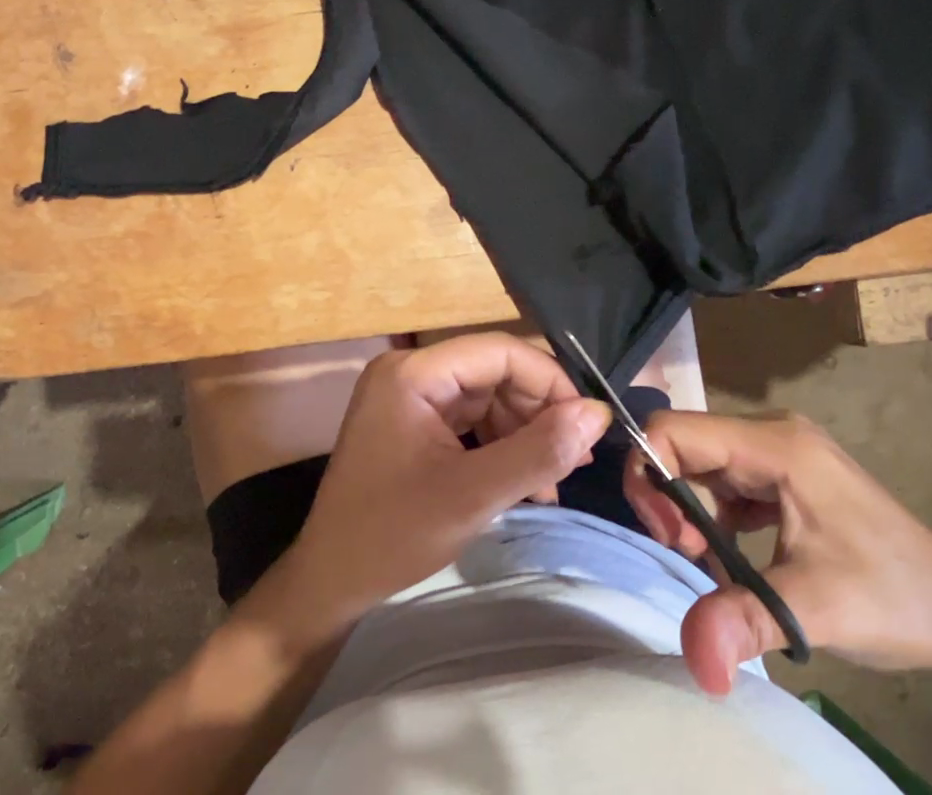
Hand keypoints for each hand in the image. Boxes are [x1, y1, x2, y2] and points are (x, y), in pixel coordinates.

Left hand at [280, 333, 611, 620]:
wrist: (333, 578)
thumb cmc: (394, 534)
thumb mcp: (474, 495)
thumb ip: (538, 451)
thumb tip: (598, 412)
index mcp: (413, 373)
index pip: (501, 351)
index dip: (551, 383)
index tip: (588, 429)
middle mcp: (408, 373)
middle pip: (495, 372)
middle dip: (539, 414)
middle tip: (573, 463)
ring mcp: (407, 399)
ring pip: (488, 398)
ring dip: (525, 435)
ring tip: (550, 484)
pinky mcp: (411, 425)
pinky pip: (470, 421)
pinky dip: (501, 447)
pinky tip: (524, 484)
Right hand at [622, 411, 931, 693]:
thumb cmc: (896, 602)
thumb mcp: (813, 611)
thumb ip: (742, 623)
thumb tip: (696, 666)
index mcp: (779, 447)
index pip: (673, 431)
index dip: (651, 476)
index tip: (673, 538)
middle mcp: (775, 436)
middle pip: (682, 447)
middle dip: (669, 501)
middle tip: (692, 556)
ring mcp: (782, 455)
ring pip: (698, 466)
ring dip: (689, 514)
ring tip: (714, 563)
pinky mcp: (786, 478)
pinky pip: (722, 483)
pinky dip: (712, 519)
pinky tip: (731, 557)